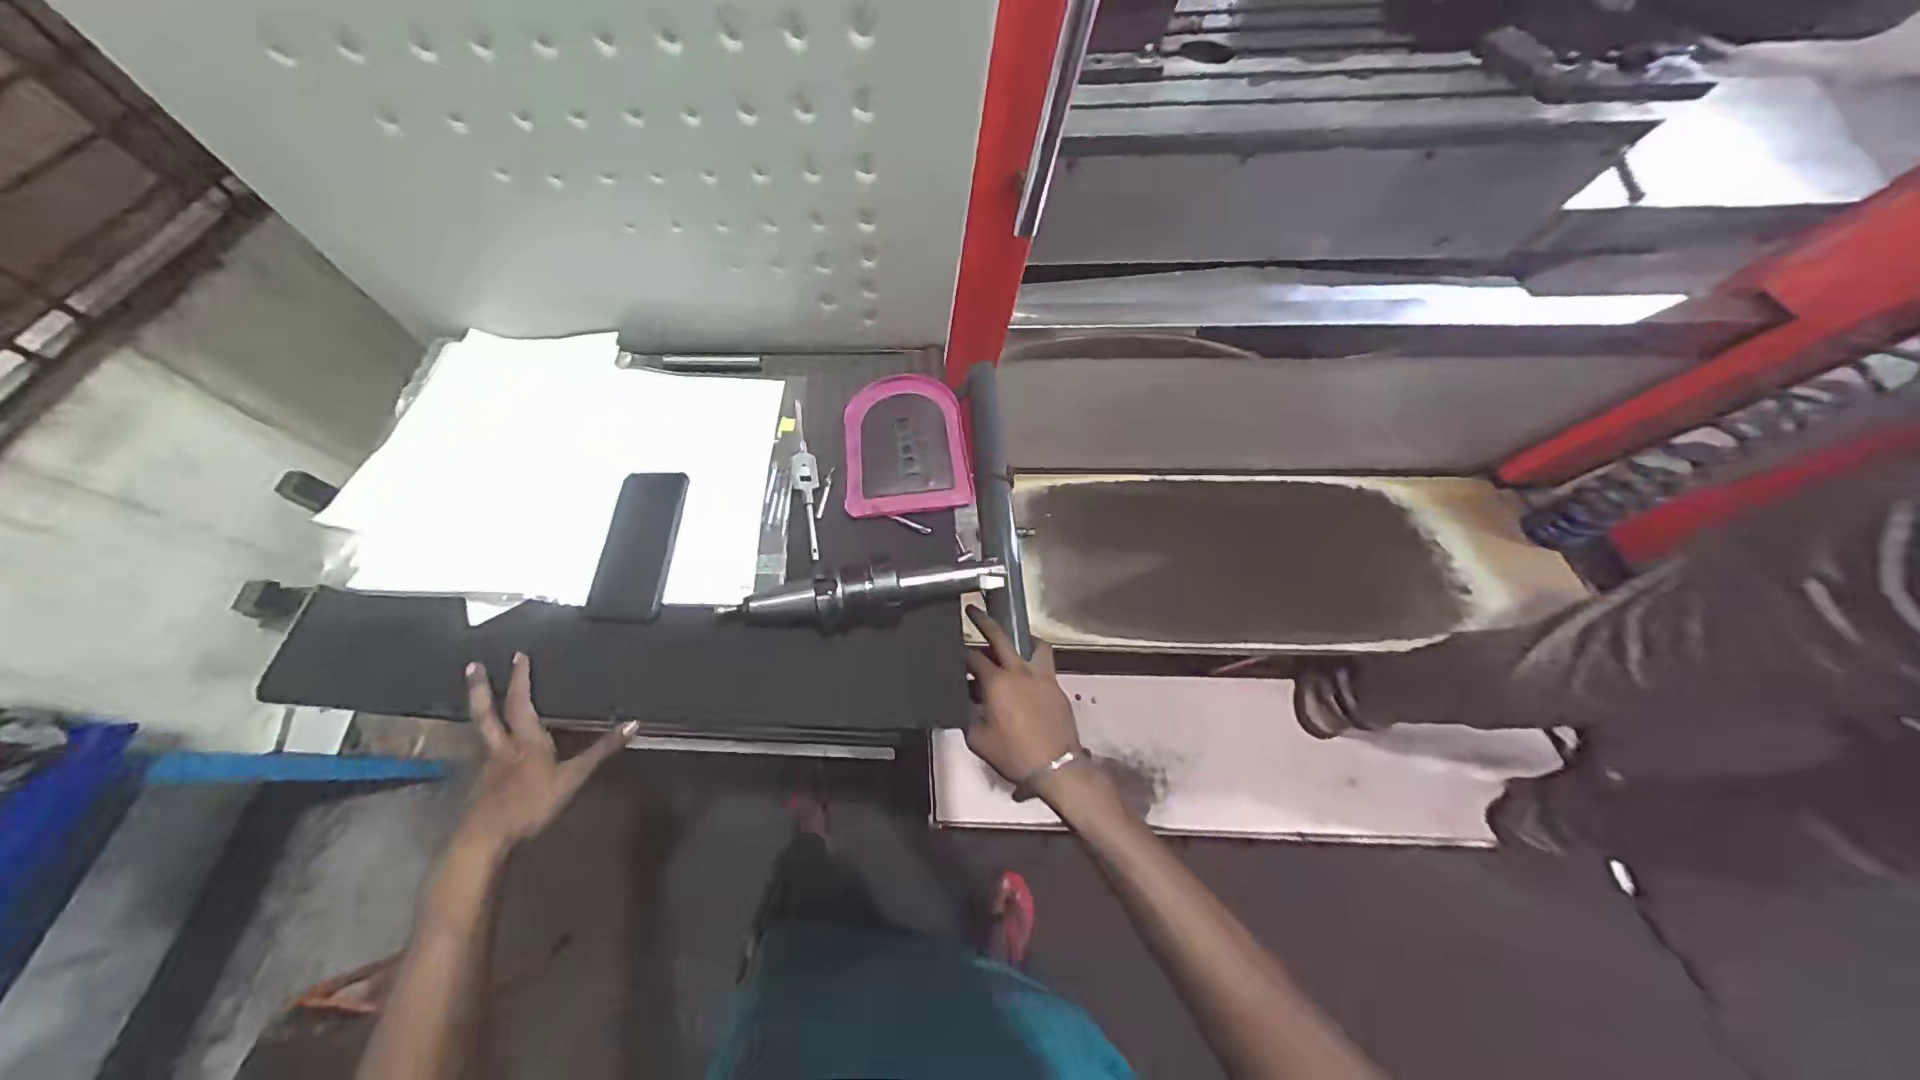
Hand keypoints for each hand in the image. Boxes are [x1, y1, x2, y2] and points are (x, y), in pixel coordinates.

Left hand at [461, 653, 635, 847]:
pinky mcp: (482, 781)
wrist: (486, 838)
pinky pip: (482, 748)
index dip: (521, 679)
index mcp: (525, 740)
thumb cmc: (532, 803)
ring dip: (477, 707)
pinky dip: (483, 735)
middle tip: (473, 666)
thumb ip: (601, 750)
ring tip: (474, 692)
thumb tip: (633, 724)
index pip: (521, 703)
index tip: (519, 656)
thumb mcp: (573, 777)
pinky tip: (487, 740)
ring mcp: (488, 764)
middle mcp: (501, 746)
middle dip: (481, 688)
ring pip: (480, 729)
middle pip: (487, 712)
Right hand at [964, 607, 1080, 786]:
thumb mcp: (978, 739)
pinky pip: (1045, 665)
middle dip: (984, 621)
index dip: (961, 655)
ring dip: (1021, 638)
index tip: (956, 655)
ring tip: (1014, 641)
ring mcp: (1042, 676)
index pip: (973, 658)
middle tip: (974, 610)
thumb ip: (968, 716)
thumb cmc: (1013, 754)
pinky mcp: (1057, 687)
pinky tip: (1027, 675)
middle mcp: (1019, 671)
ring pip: (1033, 644)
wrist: (1055, 767)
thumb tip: (964, 704)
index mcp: (996, 682)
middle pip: (1000, 637)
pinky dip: (1033, 663)